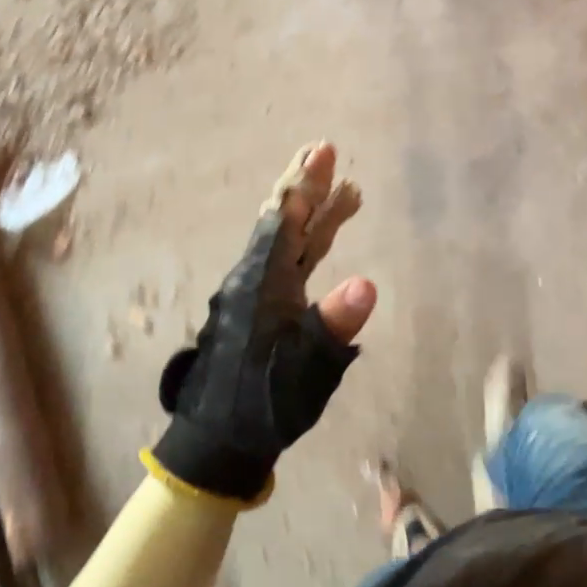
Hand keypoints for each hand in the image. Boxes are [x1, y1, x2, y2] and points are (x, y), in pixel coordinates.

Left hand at [146, 142, 377, 504]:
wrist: (219, 438)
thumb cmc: (262, 398)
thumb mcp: (305, 366)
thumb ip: (334, 325)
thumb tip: (367, 286)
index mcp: (263, 282)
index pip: (288, 221)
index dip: (307, 185)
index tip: (322, 150)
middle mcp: (257, 279)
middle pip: (286, 222)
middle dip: (308, 186)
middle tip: (324, 149)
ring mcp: (258, 295)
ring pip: (290, 242)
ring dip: (315, 214)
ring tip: (342, 188)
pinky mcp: (263, 312)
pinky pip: (290, 263)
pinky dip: (310, 243)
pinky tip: (320, 241)